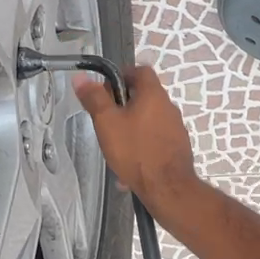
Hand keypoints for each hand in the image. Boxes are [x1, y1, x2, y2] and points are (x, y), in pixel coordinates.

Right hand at [73, 67, 198, 209]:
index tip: (107, 90)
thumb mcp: (107, 123)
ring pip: (148, 122)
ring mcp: (176, 128)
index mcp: (153, 94)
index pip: (141, 71)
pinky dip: (142, 148)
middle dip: (123, 107)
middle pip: (144, 97)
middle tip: (107, 120)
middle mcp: (169, 107)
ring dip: (132, 130)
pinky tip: (129, 168)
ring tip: (115, 148)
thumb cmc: (135, 150)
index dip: (123, 75)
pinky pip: (155, 141)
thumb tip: (81, 78)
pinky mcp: (178, 148)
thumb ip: (94, 99)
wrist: (167, 187)